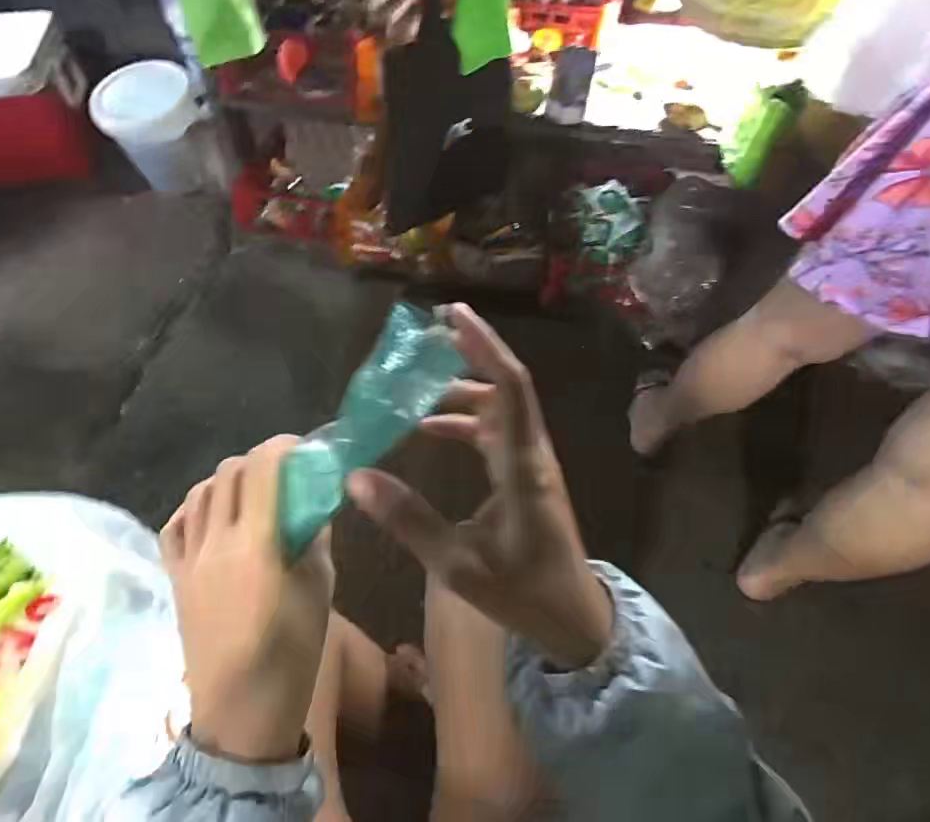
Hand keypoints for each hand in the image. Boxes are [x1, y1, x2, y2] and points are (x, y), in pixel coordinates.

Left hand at [161, 435, 334, 761]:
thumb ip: (314, 535)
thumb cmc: (293, 652)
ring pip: (200, 492)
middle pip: (228, 472)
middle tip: (285, 470)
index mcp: (255, 545)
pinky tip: (216, 513)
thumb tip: (314, 500)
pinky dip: (196, 507)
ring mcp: (188, 561)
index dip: (282, 446)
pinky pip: (176, 525)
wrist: (242, 713)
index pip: (261, 469)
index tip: (302, 447)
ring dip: (229, 479)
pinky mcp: (174, 578)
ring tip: (253, 490)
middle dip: (259, 459)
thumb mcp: (321, 587)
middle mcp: (215, 543)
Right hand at [346, 304, 613, 668]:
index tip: (454, 314)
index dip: (484, 346)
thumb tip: (356, 478)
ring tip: (414, 383)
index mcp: (522, 465)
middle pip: (504, 384)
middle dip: (468, 353)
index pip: (509, 387)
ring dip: (460, 388)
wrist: (572, 616)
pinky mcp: (522, 472)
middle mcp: (529, 450)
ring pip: (496, 405)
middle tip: (425, 336)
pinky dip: (462, 420)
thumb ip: (409, 520)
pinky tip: (428, 426)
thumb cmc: (523, 591)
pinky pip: (492, 429)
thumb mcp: (458, 565)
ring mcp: (528, 460)